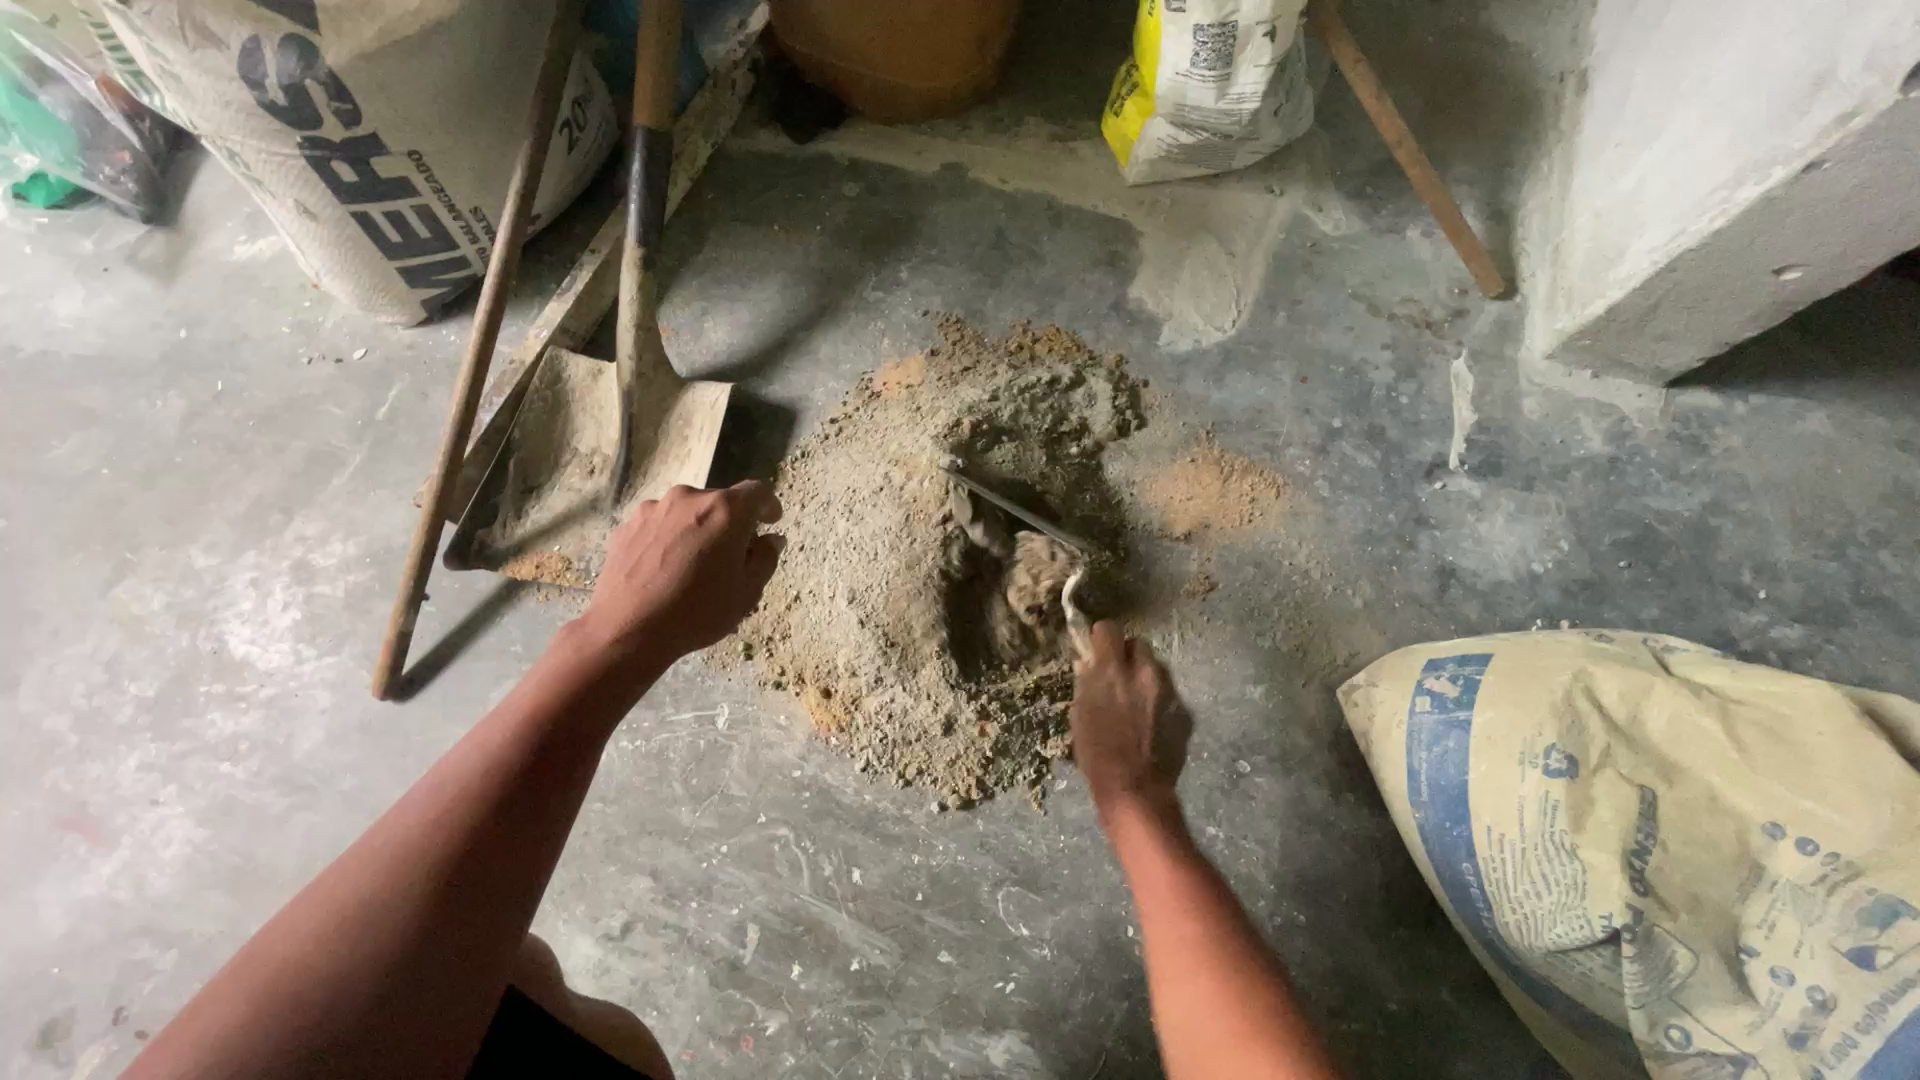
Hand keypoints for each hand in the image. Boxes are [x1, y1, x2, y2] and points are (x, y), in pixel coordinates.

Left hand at [577, 481, 782, 666]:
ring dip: (697, 529)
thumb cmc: (698, 611)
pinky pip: (659, 524)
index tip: (770, 523)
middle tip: (731, 555)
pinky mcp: (627, 525)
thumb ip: (766, 558)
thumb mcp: (747, 592)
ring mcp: (654, 509)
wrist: (628, 629)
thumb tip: (771, 539)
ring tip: (692, 564)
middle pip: (720, 502)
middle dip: (731, 523)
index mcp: (726, 510)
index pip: (757, 492)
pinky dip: (669, 538)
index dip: (768, 506)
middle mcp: (689, 497)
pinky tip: (663, 568)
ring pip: (687, 512)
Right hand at [1070, 622, 1192, 822]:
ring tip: (1134, 699)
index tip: (1098, 649)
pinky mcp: (1181, 710)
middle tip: (1118, 673)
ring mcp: (1165, 690)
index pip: (1109, 629)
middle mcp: (1141, 673)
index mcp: (1111, 671)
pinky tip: (1149, 721)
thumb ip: (1085, 683)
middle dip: (1127, 654)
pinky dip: (1157, 700)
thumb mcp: (1079, 714)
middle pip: (1138, 642)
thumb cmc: (1095, 752)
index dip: (1102, 637)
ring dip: (1143, 675)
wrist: (1134, 786)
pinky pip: (1167, 693)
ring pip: (1155, 667)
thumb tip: (1086, 664)